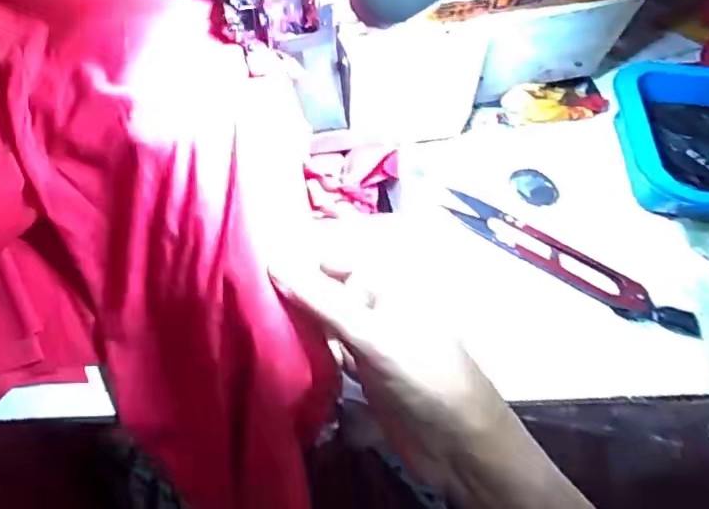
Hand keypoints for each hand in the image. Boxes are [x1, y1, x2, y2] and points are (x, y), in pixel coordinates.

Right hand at [272, 217, 527, 496]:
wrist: (466, 454)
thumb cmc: (425, 378)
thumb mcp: (371, 335)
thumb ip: (319, 299)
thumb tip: (269, 260)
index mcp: (380, 280)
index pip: (324, 255)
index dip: (290, 257)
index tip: (250, 263)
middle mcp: (368, 301)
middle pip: (316, 286)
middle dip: (285, 292)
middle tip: (243, 295)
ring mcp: (361, 334)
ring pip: (314, 318)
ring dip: (290, 323)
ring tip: (250, 322)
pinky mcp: (355, 367)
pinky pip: (318, 348)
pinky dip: (300, 350)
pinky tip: (275, 352)